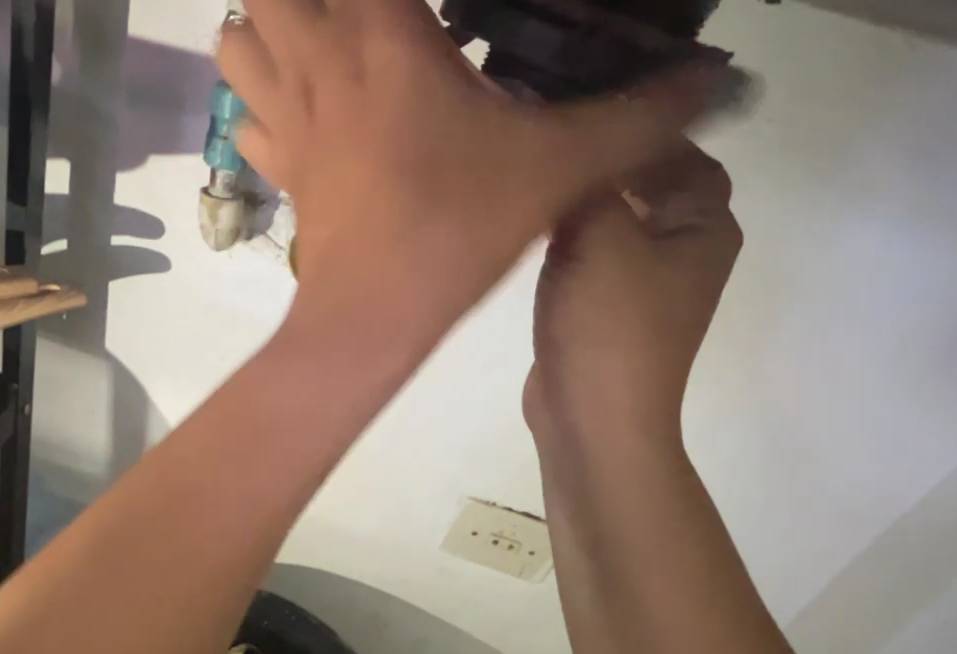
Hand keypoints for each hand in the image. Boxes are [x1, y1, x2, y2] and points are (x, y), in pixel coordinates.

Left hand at [217, 0, 734, 340]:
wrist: (372, 321)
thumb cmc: (456, 233)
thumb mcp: (559, 170)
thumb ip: (636, 119)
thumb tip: (716, 81)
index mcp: (386, 29)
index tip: (434, 16)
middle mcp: (321, 55)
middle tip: (370, 19)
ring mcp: (287, 113)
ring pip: (239, 35)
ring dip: (270, 27)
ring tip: (320, 39)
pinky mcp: (277, 167)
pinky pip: (244, 114)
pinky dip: (261, 101)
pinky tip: (301, 111)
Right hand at [525, 144, 740, 445]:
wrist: (594, 421)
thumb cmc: (610, 328)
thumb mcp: (600, 236)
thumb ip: (587, 179)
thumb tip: (570, 147)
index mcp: (705, 226)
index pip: (680, 150)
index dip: (635, 129)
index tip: (580, 119)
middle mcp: (685, 250)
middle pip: (646, 184)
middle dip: (601, 168)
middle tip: (549, 149)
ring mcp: (645, 286)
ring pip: (613, 223)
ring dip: (579, 207)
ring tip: (534, 187)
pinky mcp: (606, 312)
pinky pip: (589, 259)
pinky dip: (566, 244)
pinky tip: (530, 236)